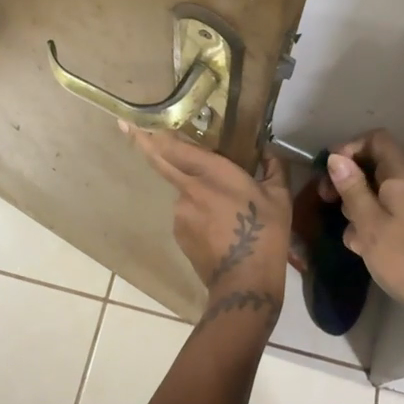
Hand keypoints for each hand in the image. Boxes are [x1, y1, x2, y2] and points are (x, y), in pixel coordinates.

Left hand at [124, 121, 290, 312]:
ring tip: (225, 210)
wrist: (245, 284)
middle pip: (162, 161)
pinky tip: (219, 228)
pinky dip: (198, 213)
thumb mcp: (279, 198)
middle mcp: (188, 188)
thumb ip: (273, 169)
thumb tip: (269, 153)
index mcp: (212, 172)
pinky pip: (187, 213)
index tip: (130, 120)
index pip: (174, 146)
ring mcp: (180, 213)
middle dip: (141, 143)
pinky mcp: (179, 234)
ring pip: (184, 191)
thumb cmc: (265, 234)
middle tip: (124, 127)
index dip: (151, 132)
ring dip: (196, 192)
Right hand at [320, 129, 403, 321]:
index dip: (351, 147)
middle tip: (328, 200)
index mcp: (401, 177)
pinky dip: (370, 224)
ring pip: (376, 193)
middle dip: (348, 181)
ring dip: (357, 208)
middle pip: (373, 166)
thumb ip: (352, 188)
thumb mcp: (370, 223)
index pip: (376, 139)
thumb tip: (336, 157)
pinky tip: (363, 248)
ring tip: (351, 234)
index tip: (332, 171)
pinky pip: (385, 214)